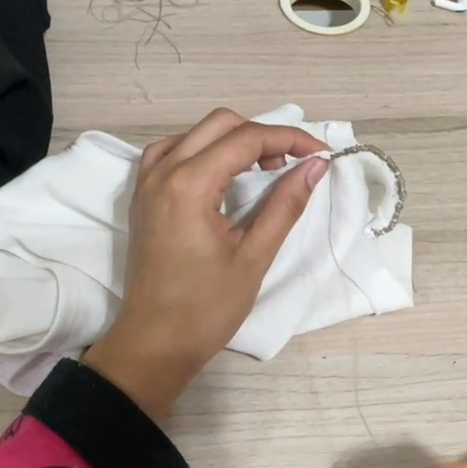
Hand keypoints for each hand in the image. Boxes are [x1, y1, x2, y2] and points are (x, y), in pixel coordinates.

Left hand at [83, 108, 328, 419]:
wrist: (153, 343)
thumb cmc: (206, 308)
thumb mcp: (254, 256)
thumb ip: (285, 204)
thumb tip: (317, 166)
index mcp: (189, 184)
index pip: (247, 138)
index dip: (291, 139)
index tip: (323, 155)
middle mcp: (163, 171)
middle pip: (221, 124)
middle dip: (264, 136)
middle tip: (293, 167)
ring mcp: (147, 182)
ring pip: (196, 133)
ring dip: (233, 140)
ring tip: (263, 172)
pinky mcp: (143, 195)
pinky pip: (173, 151)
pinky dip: (204, 151)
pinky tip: (222, 176)